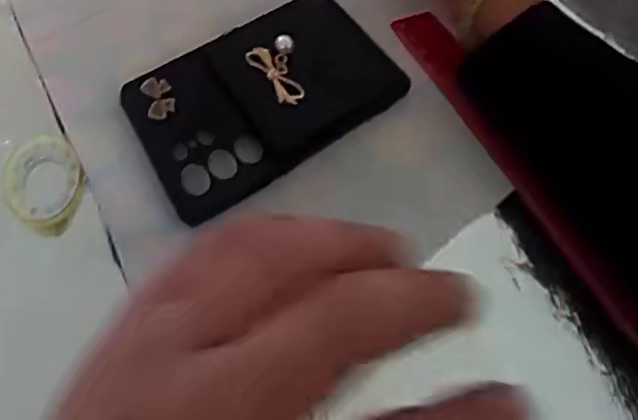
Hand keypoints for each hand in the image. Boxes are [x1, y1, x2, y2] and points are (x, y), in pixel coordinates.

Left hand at [51, 217, 526, 419]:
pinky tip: (284, 239)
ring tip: (375, 246)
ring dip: (327, 239)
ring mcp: (148, 341)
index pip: (367, 401)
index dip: (462, 412)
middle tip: (444, 287)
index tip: (515, 393)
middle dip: (394, 283)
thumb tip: (458, 416)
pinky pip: (199, 252)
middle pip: (314, 300)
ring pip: (254, 251)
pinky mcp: (121, 323)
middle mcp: (193, 384)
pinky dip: (256, 235)